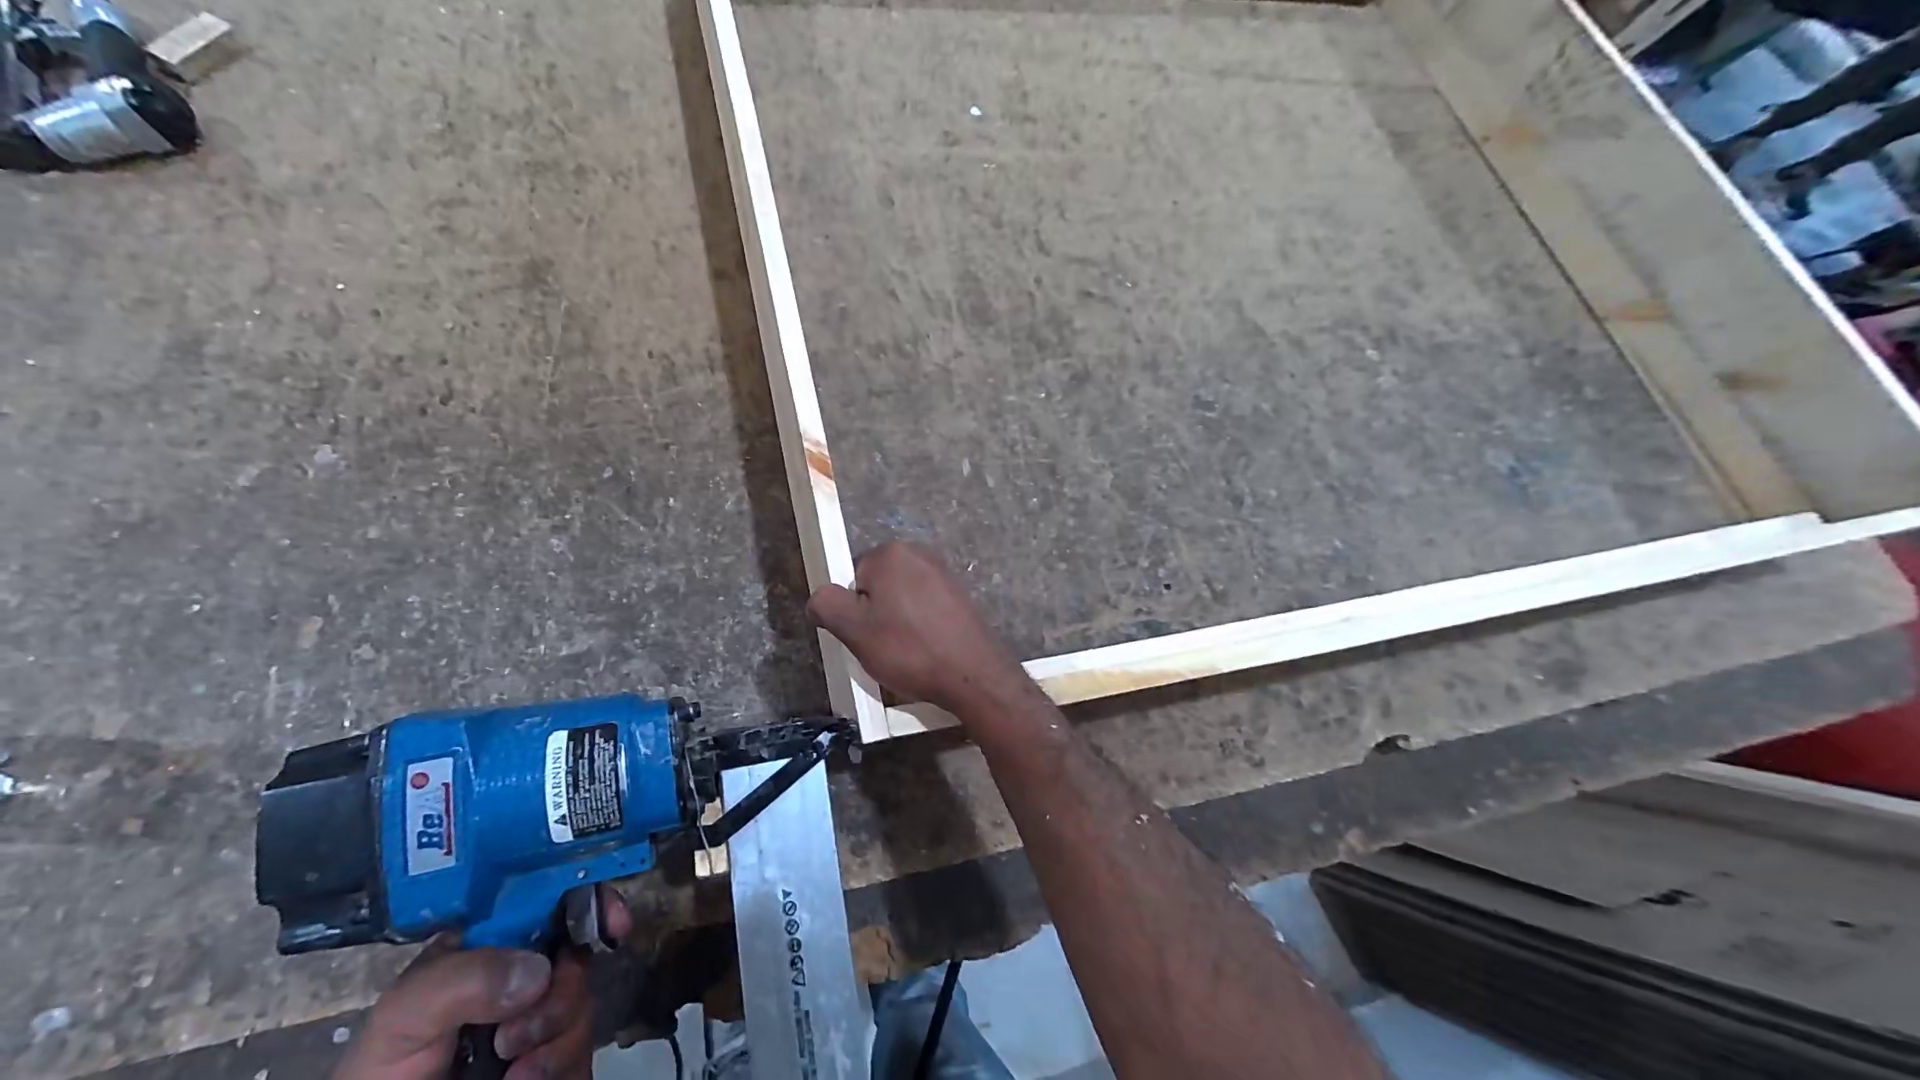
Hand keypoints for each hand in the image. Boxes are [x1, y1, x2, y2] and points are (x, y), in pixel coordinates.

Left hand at [334, 885, 633, 1079]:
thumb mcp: (405, 1015)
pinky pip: (584, 1045)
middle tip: (516, 1036)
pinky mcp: (559, 1057)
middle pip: (578, 954)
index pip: (549, 904)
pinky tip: (525, 1079)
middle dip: (563, 991)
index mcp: (489, 948)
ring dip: (555, 1035)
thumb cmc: (384, 1072)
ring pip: (586, 1000)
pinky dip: (560, 1064)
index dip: (589, 902)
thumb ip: (464, 979)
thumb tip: (540, 972)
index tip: (614, 922)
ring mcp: (542, 1018)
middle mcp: (522, 976)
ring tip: (512, 1071)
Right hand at [807, 541, 1029, 714]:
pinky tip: (927, 652)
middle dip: (876, 616)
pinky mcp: (960, 597)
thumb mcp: (853, 630)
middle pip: (877, 587)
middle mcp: (920, 554)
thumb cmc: (909, 649)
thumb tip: (821, 597)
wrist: (973, 675)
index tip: (865, 634)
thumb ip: (826, 605)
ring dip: (898, 626)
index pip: (852, 578)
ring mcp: (944, 574)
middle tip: (884, 646)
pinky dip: (920, 630)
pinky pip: (925, 611)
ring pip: (901, 602)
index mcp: (891, 553)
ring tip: (907, 653)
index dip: (853, 610)